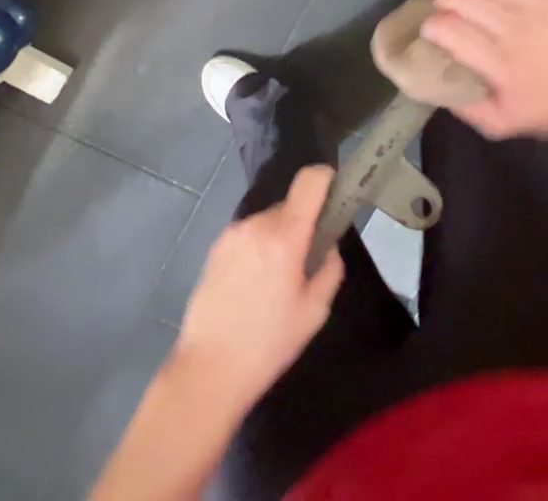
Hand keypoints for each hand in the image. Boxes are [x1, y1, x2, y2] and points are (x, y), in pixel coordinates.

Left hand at [175, 165, 344, 408]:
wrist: (210, 368)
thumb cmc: (269, 342)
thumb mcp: (315, 311)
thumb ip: (330, 268)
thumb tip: (327, 245)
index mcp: (284, 236)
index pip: (309, 181)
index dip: (326, 179)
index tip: (337, 194)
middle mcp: (254, 225)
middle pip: (289, 206)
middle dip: (303, 225)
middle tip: (308, 262)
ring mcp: (230, 235)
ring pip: (267, 223)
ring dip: (279, 238)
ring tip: (278, 282)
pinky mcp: (214, 249)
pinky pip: (247, 237)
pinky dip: (258, 249)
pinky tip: (255, 287)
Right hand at [422, 0, 547, 138]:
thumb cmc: (539, 107)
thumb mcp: (496, 123)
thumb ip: (460, 105)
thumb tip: (426, 80)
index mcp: (499, 63)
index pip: (451, 31)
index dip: (432, 25)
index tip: (429, 30)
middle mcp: (516, 28)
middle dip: (444, 1)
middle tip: (443, 10)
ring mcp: (536, 4)